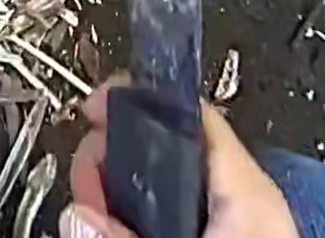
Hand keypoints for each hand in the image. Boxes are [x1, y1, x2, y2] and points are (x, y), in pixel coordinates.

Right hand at [63, 77, 299, 237]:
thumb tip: (77, 216)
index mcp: (247, 193)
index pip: (188, 112)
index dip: (134, 100)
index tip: (91, 110)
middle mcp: (242, 200)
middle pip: (163, 147)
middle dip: (113, 160)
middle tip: (85, 192)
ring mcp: (231, 225)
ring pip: (159, 186)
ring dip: (118, 196)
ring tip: (94, 220)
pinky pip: (169, 217)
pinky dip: (136, 221)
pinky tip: (117, 232)